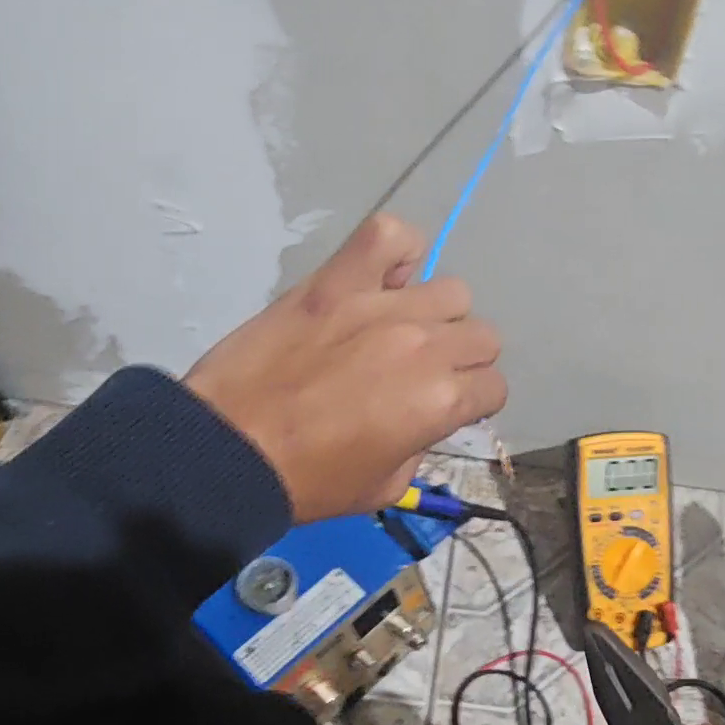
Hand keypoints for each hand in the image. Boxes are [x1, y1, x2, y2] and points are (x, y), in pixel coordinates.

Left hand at [183, 214, 504, 522]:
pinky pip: (389, 236)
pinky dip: (398, 253)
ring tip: (396, 333)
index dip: (472, 404)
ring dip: (435, 317)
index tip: (443, 411)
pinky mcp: (338, 280)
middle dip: (461, 363)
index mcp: (441, 401)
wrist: (230, 449)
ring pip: (451, 292)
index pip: (494, 388)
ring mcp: (382, 305)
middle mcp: (425, 346)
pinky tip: (385, 280)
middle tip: (420, 378)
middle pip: (482, 336)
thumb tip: (424, 417)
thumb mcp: (386, 488)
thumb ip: (421, 447)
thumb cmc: (309, 480)